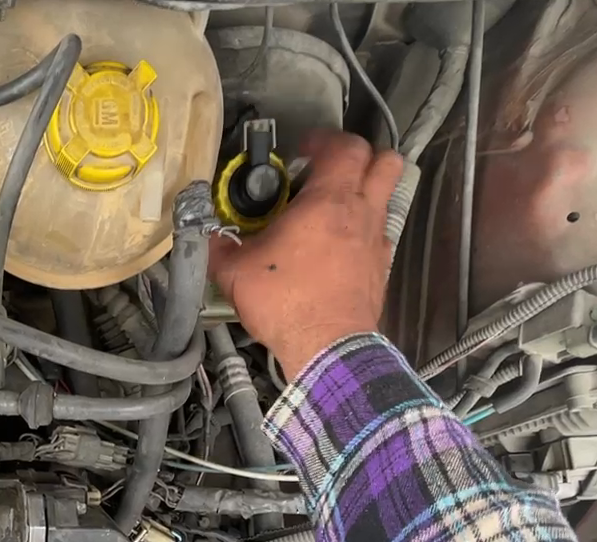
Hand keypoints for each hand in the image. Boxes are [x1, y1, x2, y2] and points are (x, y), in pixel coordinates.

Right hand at [209, 129, 404, 380]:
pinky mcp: (380, 268)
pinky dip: (364, 231)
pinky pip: (379, 235)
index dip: (324, 140)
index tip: (305, 149)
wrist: (325, 345)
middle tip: (331, 169)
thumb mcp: (236, 274)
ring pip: (387, 196)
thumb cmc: (285, 302)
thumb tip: (209, 239)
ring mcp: (376, 240)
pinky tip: (340, 247)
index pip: (342, 147)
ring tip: (336, 206)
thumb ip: (221, 250)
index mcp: (328, 201)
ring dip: (366, 191)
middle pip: (383, 160)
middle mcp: (361, 212)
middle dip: (360, 156)